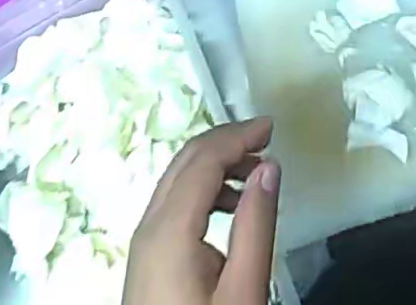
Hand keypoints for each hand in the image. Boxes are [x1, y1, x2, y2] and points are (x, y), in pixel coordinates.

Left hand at [124, 118, 280, 304]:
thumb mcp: (242, 291)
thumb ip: (256, 226)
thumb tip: (269, 167)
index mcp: (168, 228)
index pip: (204, 159)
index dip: (238, 135)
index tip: (271, 127)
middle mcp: (149, 224)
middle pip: (187, 160)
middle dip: (227, 141)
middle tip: (265, 139)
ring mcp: (144, 241)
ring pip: (179, 179)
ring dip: (217, 164)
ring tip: (256, 172)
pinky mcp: (147, 258)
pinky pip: (175, 203)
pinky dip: (205, 189)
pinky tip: (232, 203)